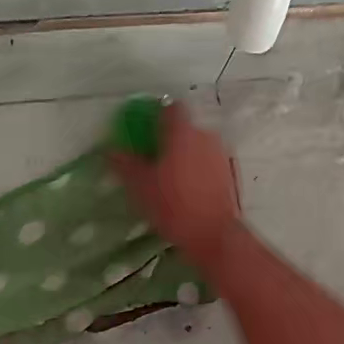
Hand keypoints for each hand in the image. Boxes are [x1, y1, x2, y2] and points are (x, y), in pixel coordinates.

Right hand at [108, 104, 242, 269]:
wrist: (214, 235)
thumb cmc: (173, 205)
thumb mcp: (140, 186)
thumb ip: (125, 164)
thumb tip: (112, 151)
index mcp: (182, 132)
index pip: (171, 108)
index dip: (158, 116)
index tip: (146, 132)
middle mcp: (206, 136)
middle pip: (185, 128)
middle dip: (171, 141)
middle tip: (154, 161)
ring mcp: (222, 155)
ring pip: (199, 147)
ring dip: (186, 157)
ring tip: (171, 180)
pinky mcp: (232, 175)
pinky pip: (210, 164)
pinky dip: (199, 172)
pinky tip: (189, 192)